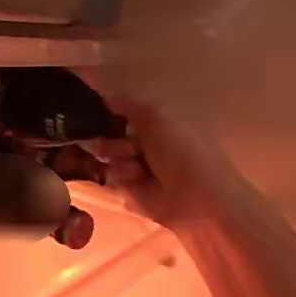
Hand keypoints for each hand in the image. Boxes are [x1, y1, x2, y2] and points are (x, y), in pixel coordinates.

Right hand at [84, 100, 221, 227]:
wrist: (198, 199)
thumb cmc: (182, 151)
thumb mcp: (157, 117)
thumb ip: (129, 104)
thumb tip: (105, 97)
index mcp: (159, 122)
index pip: (123, 112)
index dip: (108, 112)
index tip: (96, 113)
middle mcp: (148, 142)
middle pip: (110, 135)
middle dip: (111, 139)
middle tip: (128, 148)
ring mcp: (140, 167)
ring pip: (109, 156)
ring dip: (119, 159)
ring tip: (137, 169)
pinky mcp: (134, 191)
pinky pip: (113, 177)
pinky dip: (123, 177)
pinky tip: (137, 181)